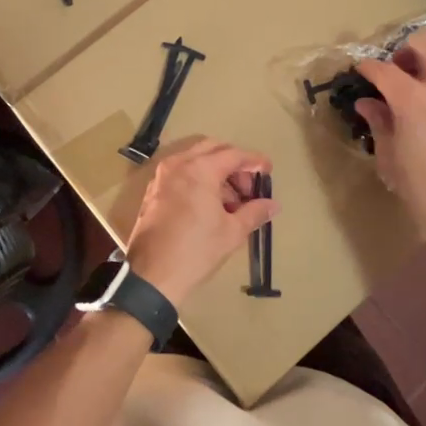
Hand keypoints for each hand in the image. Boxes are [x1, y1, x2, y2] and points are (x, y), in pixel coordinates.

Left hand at [125, 139, 277, 304]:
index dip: (254, 161)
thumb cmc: (197, 251)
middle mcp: (178, 164)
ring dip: (216, 172)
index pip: (233, 155)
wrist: (152, 276)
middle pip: (212, 149)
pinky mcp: (153, 191)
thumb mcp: (232, 232)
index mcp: (200, 169)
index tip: (268, 171)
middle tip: (248, 187)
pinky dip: (198, 179)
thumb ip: (255, 212)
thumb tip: (273, 204)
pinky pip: (180, 173)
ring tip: (231, 202)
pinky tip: (209, 205)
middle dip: (234, 164)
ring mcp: (162, 177)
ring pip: (195, 160)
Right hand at [354, 28, 425, 238]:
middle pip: (423, 43)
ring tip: (421, 77)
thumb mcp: (390, 159)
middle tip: (394, 71)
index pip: (383, 69)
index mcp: (412, 99)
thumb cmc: (424, 191)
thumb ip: (379, 123)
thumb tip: (368, 103)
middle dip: (403, 51)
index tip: (360, 70)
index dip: (367, 66)